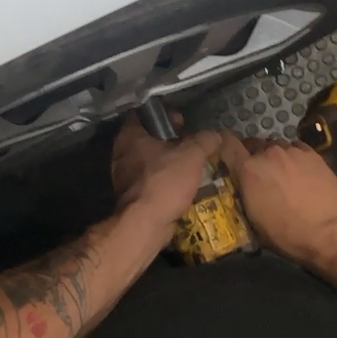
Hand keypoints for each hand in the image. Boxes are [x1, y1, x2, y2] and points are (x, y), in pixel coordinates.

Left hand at [110, 111, 223, 238]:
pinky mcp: (130, 194)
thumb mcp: (192, 155)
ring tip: (190, 166)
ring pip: (148, 160)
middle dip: (170, 140)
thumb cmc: (164, 182)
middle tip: (190, 145)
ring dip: (168, 161)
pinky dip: (163, 179)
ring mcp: (123, 174)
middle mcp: (121, 152)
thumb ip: (205, 140)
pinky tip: (181, 185)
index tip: (183, 123)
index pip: (143, 113)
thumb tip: (215, 135)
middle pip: (147, 137)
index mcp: (129, 135)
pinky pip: (149, 179)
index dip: (165, 114)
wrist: (145, 224)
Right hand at [221, 133, 336, 267]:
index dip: (224, 145)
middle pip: (254, 144)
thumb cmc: (286, 234)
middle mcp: (268, 153)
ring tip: (282, 173)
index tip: (226, 152)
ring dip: (275, 156)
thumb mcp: (253, 219)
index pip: (227, 144)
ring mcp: (292, 151)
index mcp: (248, 169)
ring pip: (276, 146)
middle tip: (258, 172)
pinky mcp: (313, 154)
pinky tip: (300, 171)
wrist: (328, 232)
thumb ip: (244, 194)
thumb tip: (242, 186)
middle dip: (253, 155)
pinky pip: (296, 148)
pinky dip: (294, 157)